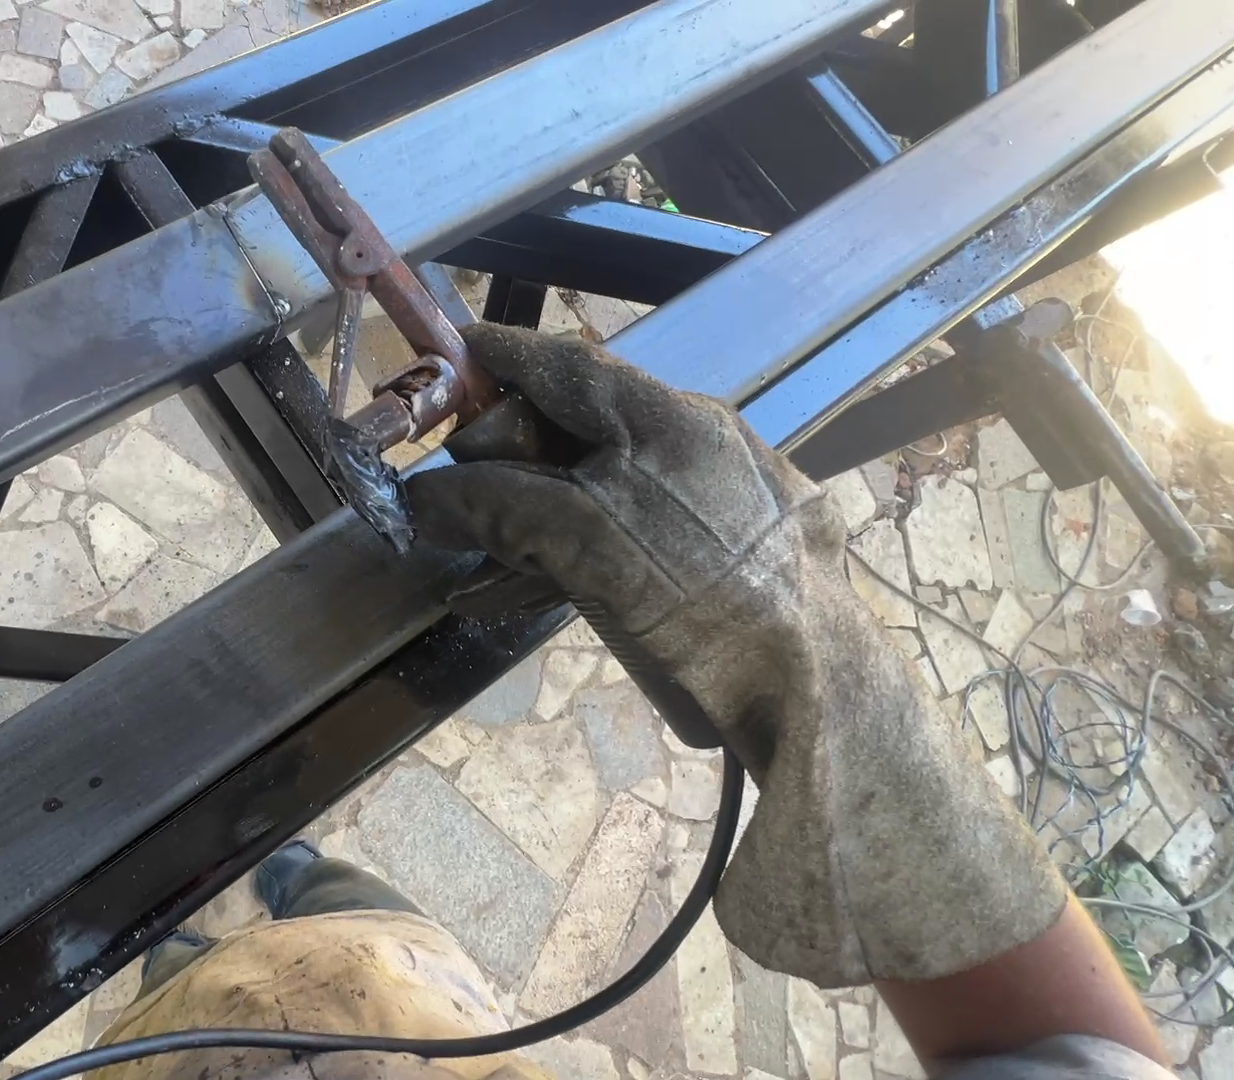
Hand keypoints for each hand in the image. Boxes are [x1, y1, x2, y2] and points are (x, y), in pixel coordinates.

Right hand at [407, 323, 1064, 987]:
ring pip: (586, 487)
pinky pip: (614, 532)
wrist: (813, 695)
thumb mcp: (579, 540)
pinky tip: (514, 591)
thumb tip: (419, 496)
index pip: (565, 364)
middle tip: (454, 496)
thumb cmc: (693, 592)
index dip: (501, 355)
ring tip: (472, 556)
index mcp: (665, 417)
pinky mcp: (713, 549)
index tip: (453, 353)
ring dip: (521, 516)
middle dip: (500, 456)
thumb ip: (493, 505)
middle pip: (568, 427)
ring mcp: (706, 496)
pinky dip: (559, 554)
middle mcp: (691, 441)